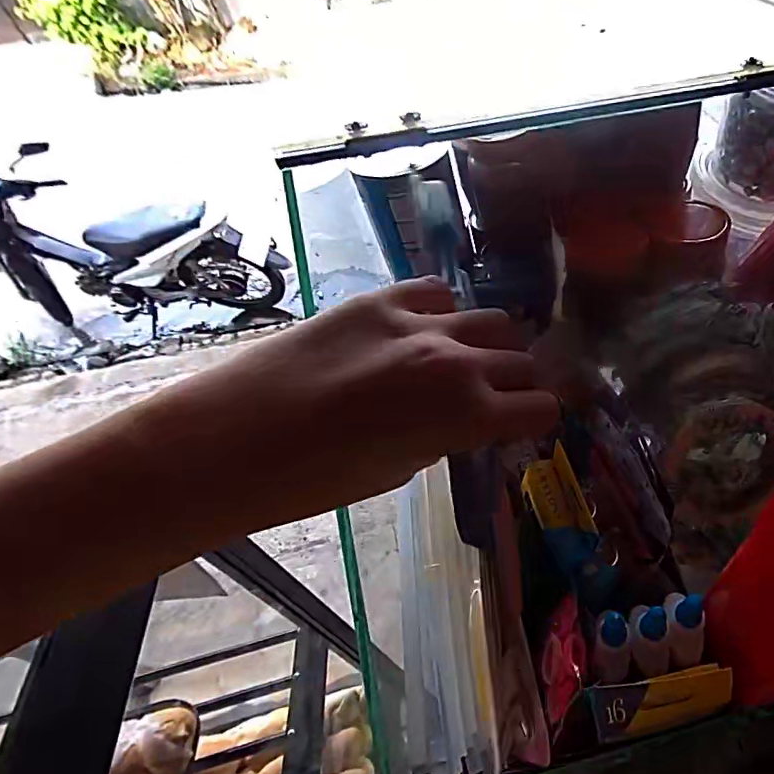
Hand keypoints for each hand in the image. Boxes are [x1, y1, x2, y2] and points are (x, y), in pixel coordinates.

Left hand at [136, 277, 556, 535]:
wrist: (232, 438)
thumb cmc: (318, 480)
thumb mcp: (402, 470)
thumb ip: (446, 436)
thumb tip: (463, 418)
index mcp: (467, 415)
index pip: (541, 407)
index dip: (537, 420)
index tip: (524, 426)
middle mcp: (457, 361)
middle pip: (524, 361)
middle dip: (520, 383)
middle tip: (499, 399)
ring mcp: (419, 323)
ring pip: (492, 320)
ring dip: (491, 346)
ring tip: (467, 362)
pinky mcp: (380, 300)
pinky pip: (438, 294)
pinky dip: (445, 314)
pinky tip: (425, 333)